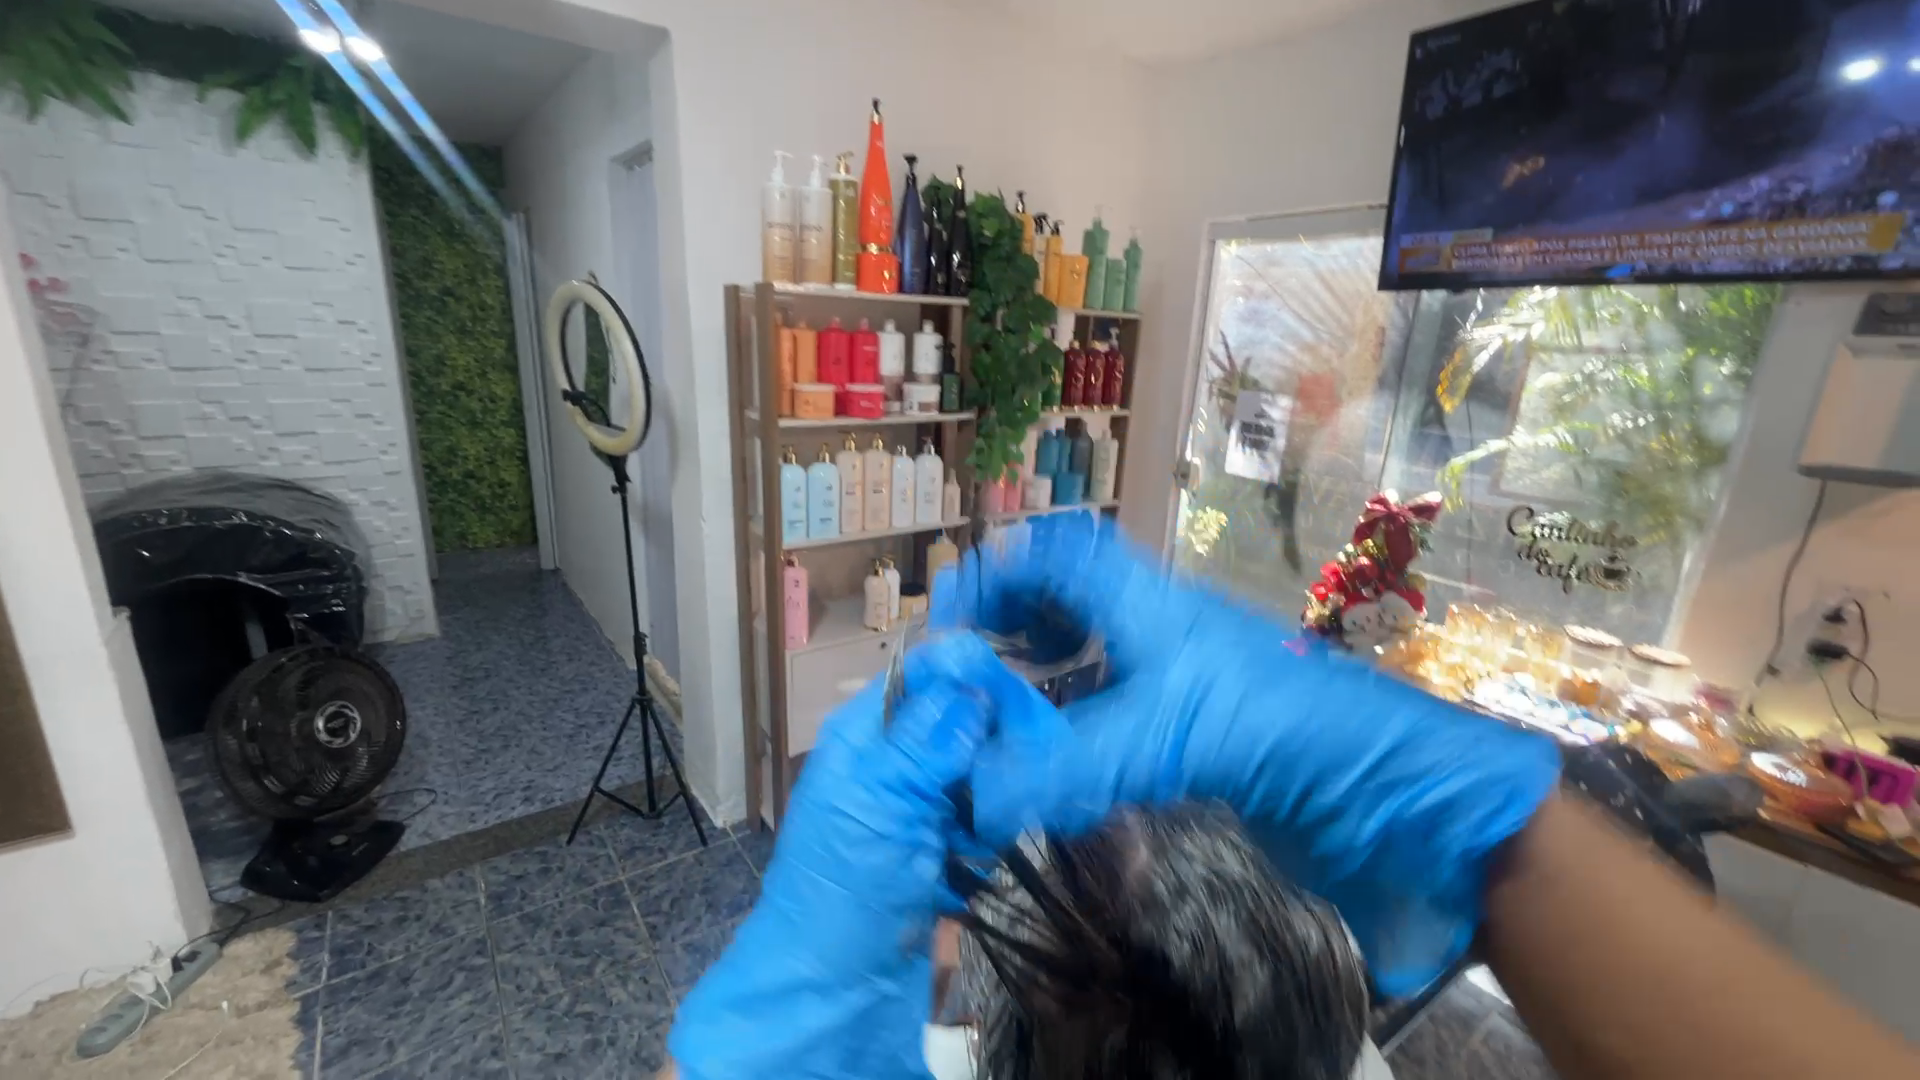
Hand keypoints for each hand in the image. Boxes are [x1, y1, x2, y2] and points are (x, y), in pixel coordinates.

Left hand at [668, 634, 1002, 1079]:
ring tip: (996, 816)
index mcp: (866, 734)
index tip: (1014, 687)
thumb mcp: (882, 798)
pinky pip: (981, 815)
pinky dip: (991, 829)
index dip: (966, 673)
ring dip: (994, 789)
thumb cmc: (847, 882)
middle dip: (991, 737)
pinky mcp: (942, 846)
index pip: (923, 676)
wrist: (833, 994)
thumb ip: (929, 737)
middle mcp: (894, 759)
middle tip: (1022, 757)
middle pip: (958, 719)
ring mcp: (919, 805)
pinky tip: (987, 850)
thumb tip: (975, 674)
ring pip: (977, 767)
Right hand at [936, 516, 1560, 996]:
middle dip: (1009, 619)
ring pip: (1087, 653)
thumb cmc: (1291, 729)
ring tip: (998, 707)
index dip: (999, 568)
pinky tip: (1052, 757)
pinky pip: (1108, 712)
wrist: (1402, 796)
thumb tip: (969, 798)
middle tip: (966, 665)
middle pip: (1067, 594)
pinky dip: (1068, 725)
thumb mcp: (1172, 738)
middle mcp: (1156, 630)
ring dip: (1037, 672)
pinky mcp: (1189, 731)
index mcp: (1148, 603)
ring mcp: (1175, 681)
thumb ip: (1069, 767)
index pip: (1060, 552)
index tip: (949, 614)